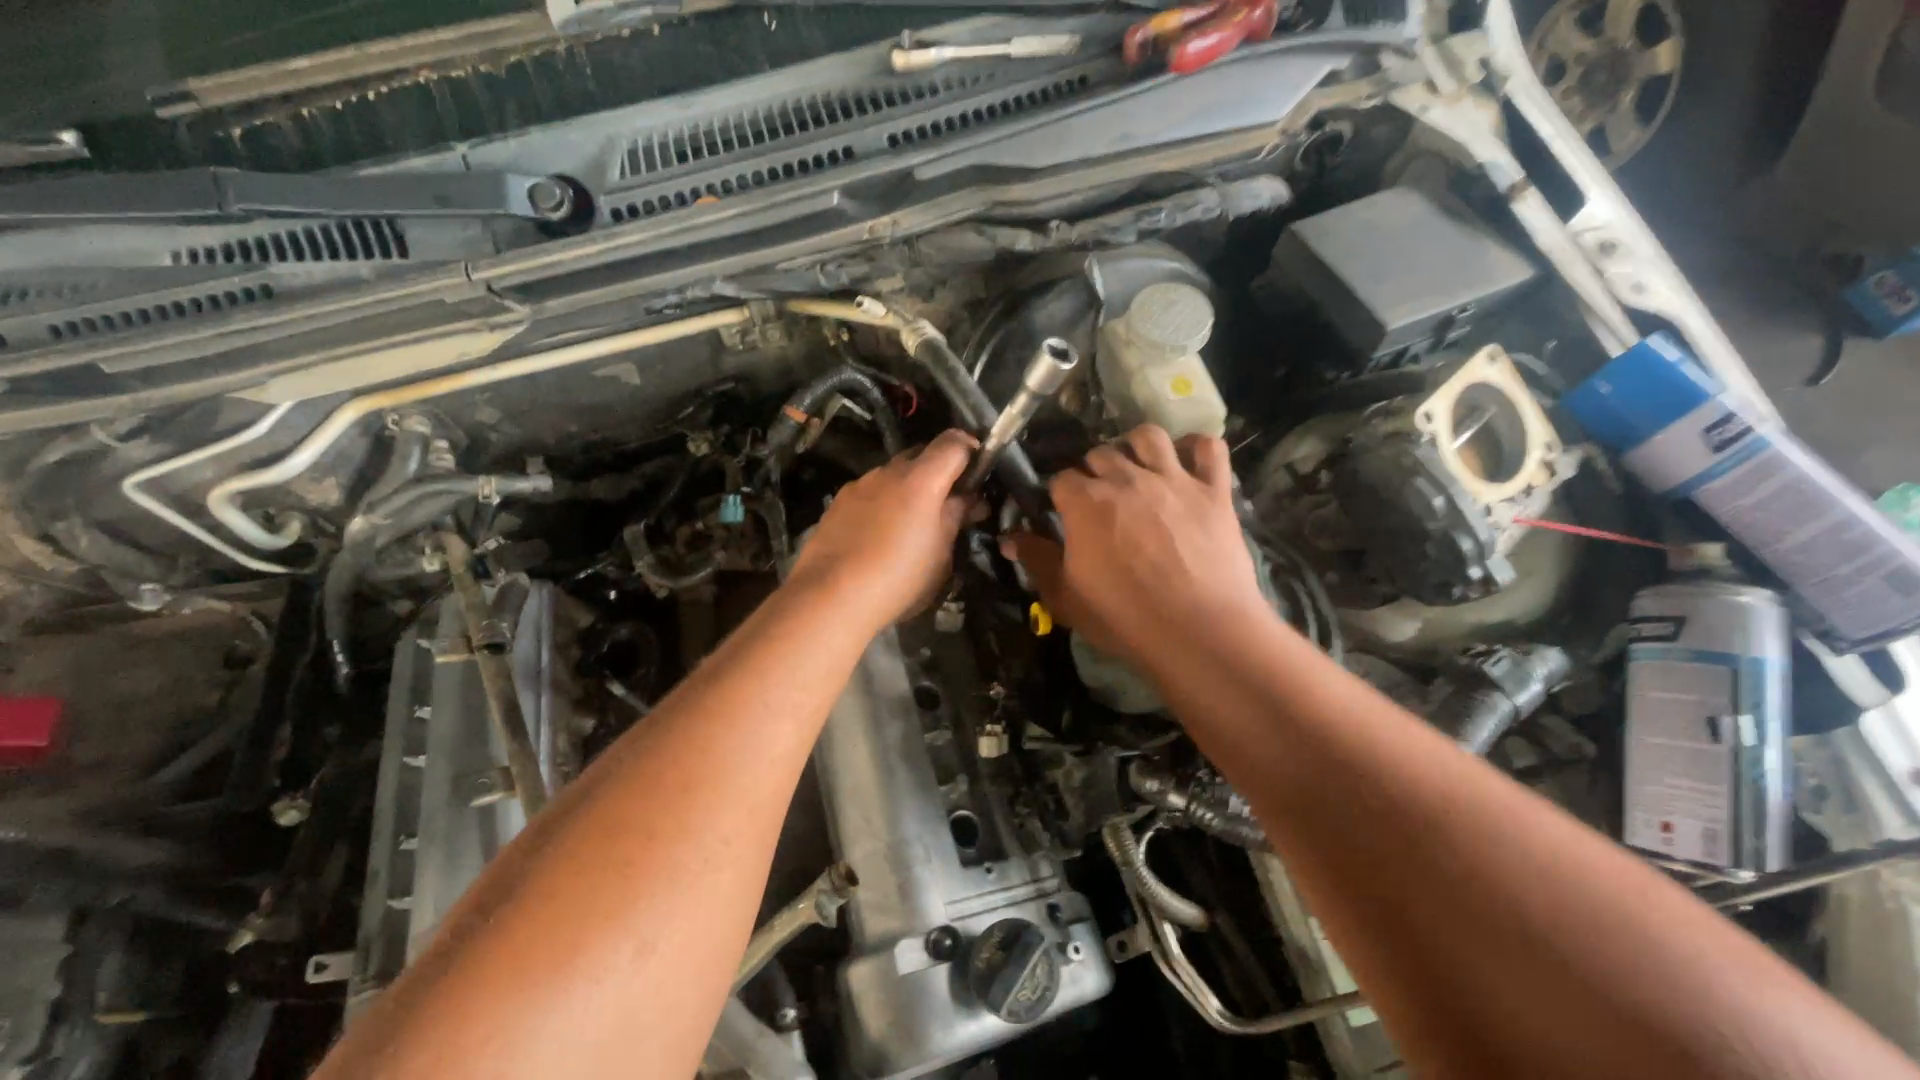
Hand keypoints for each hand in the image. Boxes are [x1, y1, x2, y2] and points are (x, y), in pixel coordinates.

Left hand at [789, 429, 977, 629]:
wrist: (831, 596)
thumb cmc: (899, 578)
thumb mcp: (941, 555)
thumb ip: (955, 519)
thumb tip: (967, 499)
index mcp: (922, 480)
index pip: (954, 443)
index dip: (970, 451)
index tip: (977, 474)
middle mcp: (889, 471)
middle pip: (921, 455)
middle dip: (939, 473)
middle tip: (948, 505)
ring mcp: (859, 485)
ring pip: (893, 475)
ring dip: (908, 490)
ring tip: (909, 526)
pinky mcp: (837, 503)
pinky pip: (869, 493)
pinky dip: (882, 505)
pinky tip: (878, 536)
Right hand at [1005, 425, 1272, 666]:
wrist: (1199, 632)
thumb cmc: (1124, 618)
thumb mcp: (1065, 597)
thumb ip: (1036, 560)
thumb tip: (1010, 538)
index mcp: (1085, 502)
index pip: (1060, 478)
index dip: (1059, 494)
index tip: (1062, 512)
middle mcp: (1127, 479)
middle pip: (1101, 453)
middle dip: (1094, 470)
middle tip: (1099, 497)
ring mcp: (1174, 480)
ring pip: (1149, 436)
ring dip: (1137, 446)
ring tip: (1137, 467)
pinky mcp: (1214, 490)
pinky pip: (1208, 448)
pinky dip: (1196, 447)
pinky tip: (1188, 460)